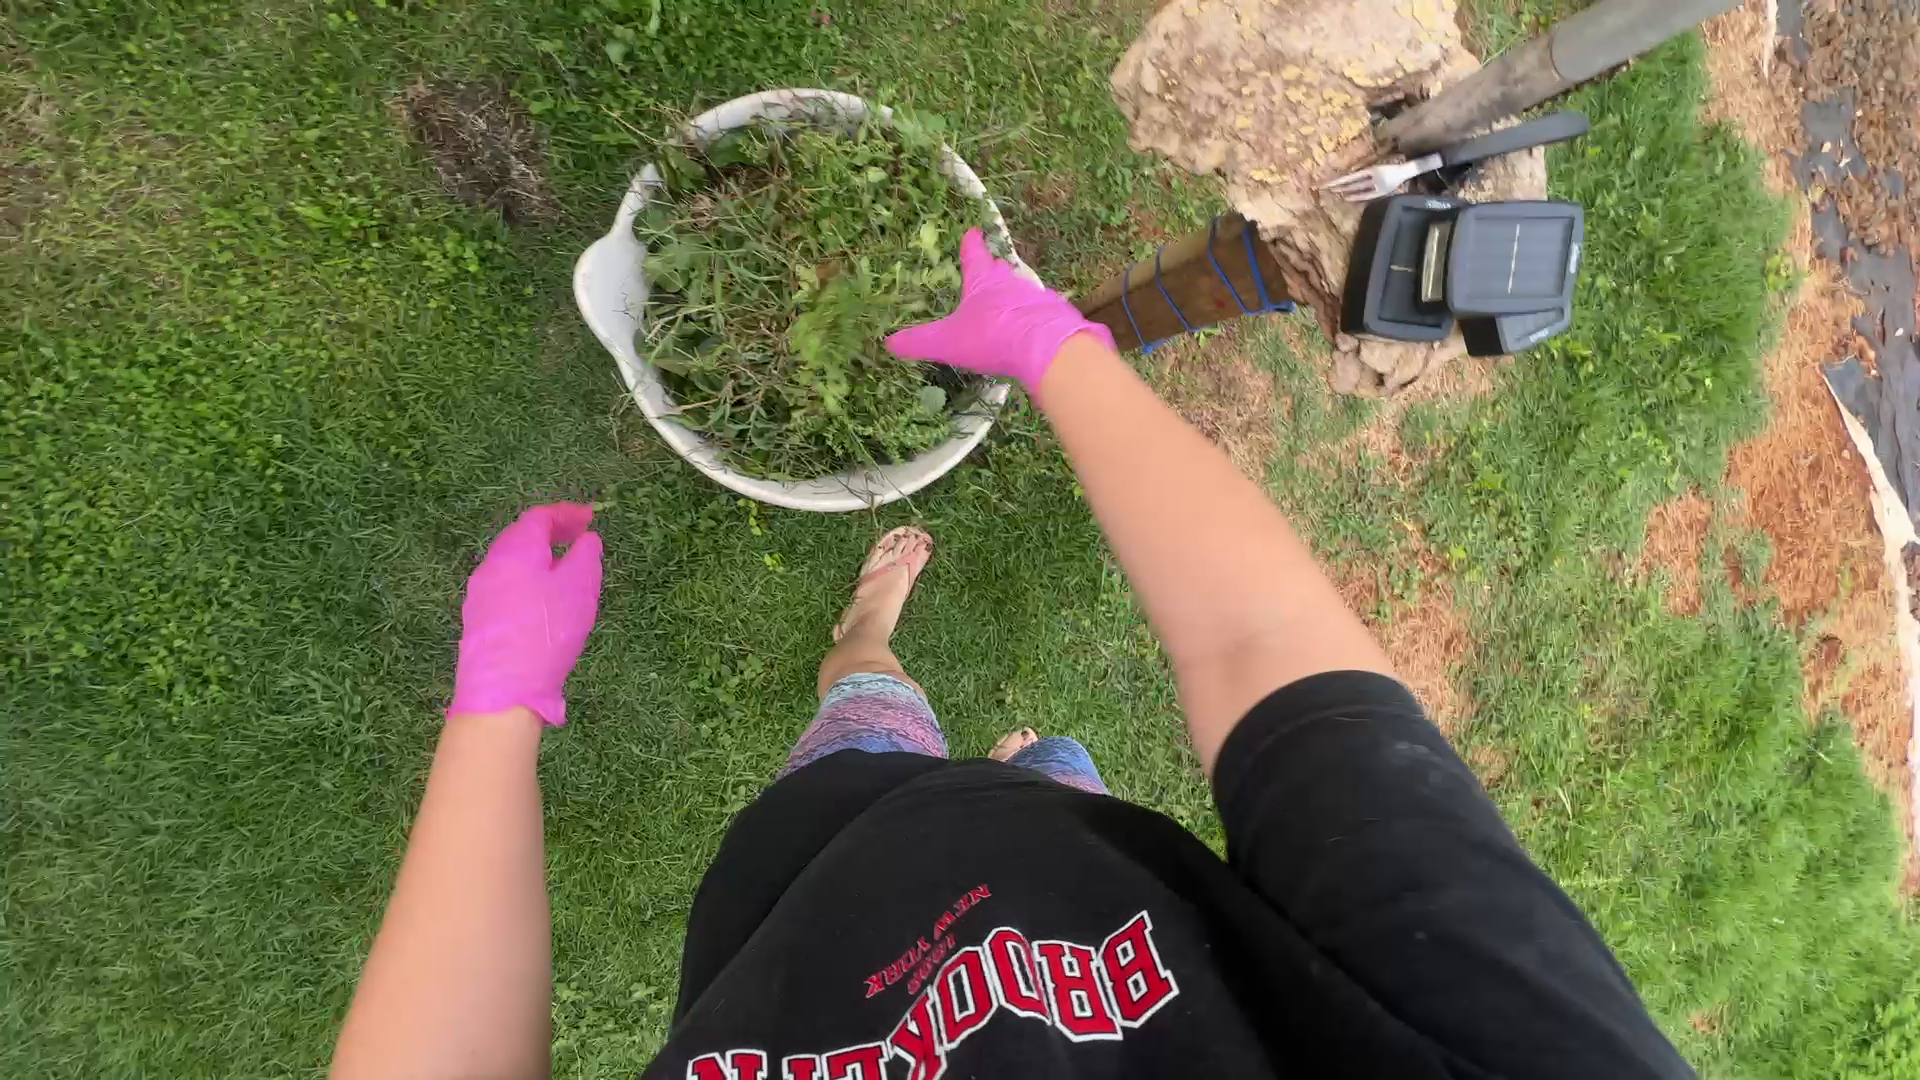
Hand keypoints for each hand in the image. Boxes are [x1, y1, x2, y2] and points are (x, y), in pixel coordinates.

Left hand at [447, 503, 603, 725]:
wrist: (505, 689)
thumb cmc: (548, 630)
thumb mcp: (579, 588)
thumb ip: (585, 557)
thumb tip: (586, 540)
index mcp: (515, 552)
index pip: (538, 519)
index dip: (566, 513)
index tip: (591, 517)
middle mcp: (491, 567)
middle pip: (520, 537)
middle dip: (552, 531)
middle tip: (581, 535)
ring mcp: (481, 594)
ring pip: (513, 562)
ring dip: (542, 555)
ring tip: (568, 564)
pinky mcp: (481, 619)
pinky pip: (508, 583)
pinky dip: (531, 575)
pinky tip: (548, 595)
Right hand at [885, 227, 1113, 392]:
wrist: (1044, 348)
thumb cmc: (990, 337)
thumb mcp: (946, 342)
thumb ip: (919, 342)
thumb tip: (889, 343)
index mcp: (983, 282)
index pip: (974, 257)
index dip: (971, 246)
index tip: (972, 232)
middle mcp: (1011, 283)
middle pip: (1000, 272)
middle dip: (994, 270)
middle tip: (991, 268)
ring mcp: (1036, 299)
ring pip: (1022, 292)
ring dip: (1015, 297)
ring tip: (1010, 306)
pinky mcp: (1055, 318)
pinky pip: (1042, 315)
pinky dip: (1034, 319)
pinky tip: (1032, 332)